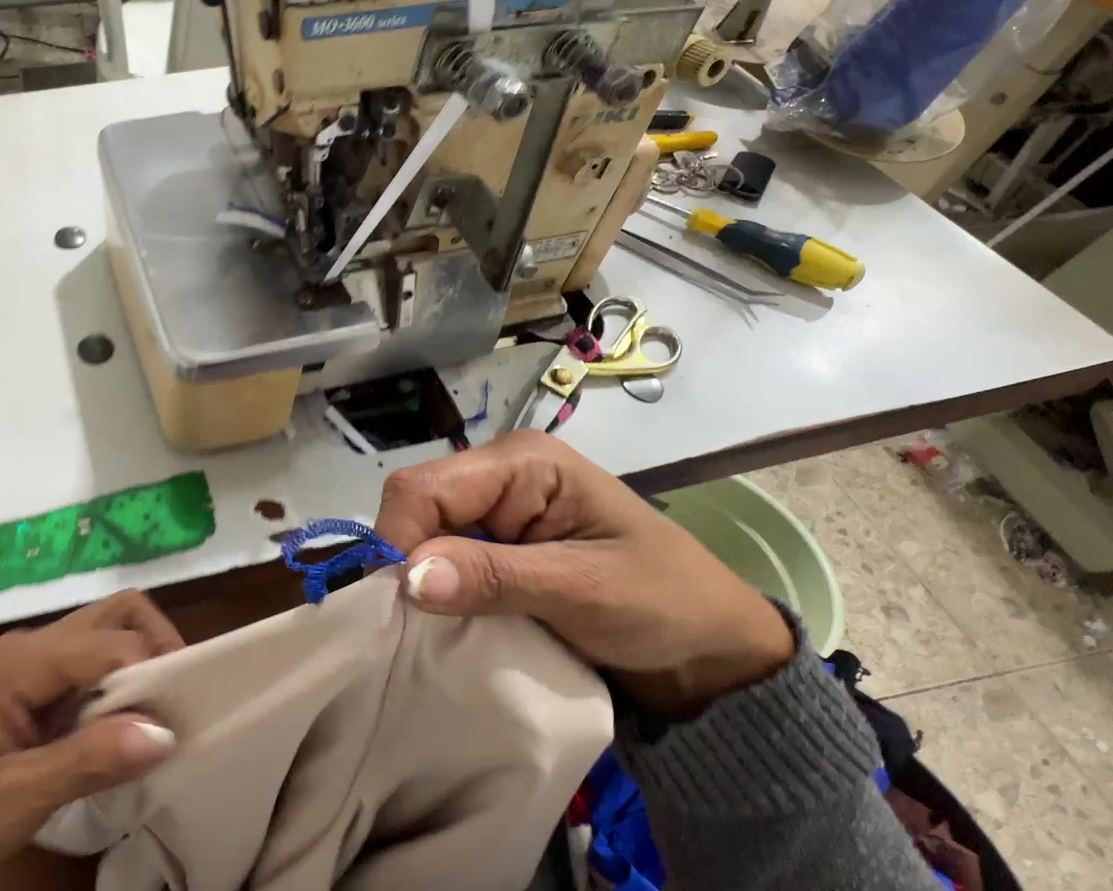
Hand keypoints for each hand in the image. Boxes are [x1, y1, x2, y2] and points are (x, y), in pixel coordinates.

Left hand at [0, 591, 183, 888]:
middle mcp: (30, 648)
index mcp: (24, 661)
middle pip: (112, 616)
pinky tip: (127, 730)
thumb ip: (89, 761)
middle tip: (183, 701)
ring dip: (140, 666)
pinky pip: (88, 671)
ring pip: (103, 639)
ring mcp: (29, 668)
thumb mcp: (15, 796)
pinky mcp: (29, 693)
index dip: (154, 668)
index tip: (184, 715)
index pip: (111, 641)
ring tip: (162, 718)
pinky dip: (119, 688)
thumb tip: (165, 732)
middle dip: (156, 646)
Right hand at [374, 431, 793, 717]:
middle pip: (415, 509)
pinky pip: (442, 564)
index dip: (398, 539)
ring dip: (421, 584)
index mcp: (521, 462)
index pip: (424, 488)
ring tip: (429, 629)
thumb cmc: (666, 603)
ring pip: (422, 539)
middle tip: (410, 625)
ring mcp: (494, 514)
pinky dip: (438, 596)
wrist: (715, 649)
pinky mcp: (495, 549)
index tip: (397, 604)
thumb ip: (495, 577)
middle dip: (406, 563)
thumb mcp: (584, 589)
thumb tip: (407, 577)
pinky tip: (447, 624)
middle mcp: (497, 477)